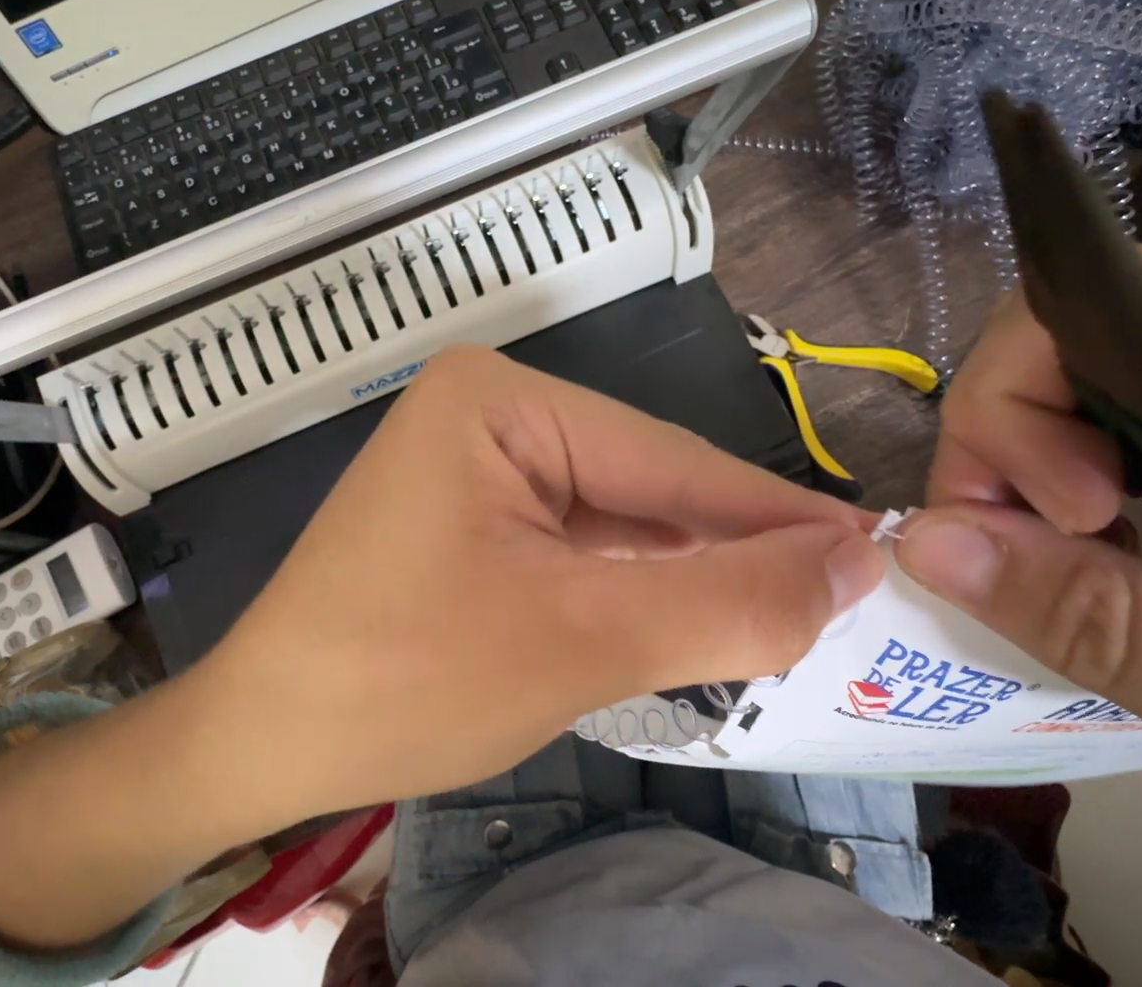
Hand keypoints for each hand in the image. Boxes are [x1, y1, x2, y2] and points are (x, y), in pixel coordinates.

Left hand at [188, 345, 882, 824]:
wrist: (264, 739)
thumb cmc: (409, 678)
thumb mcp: (586, 639)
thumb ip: (728, 600)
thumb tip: (855, 561)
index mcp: (501, 401)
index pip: (669, 459)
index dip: (775, 514)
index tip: (877, 551)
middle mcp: (485, 412)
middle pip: (641, 486)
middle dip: (728, 549)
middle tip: (841, 601)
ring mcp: (469, 466)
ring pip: (610, 521)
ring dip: (681, 573)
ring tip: (782, 614)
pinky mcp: (461, 518)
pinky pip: (567, 545)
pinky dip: (624, 587)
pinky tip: (682, 615)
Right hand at [897, 247, 1141, 872]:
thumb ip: (1131, 635)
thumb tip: (922, 542)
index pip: (1125, 308)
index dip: (1030, 396)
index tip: (1059, 528)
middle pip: (1094, 330)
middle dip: (1016, 442)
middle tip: (1024, 562)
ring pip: (1100, 367)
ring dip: (1042, 464)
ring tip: (1077, 566)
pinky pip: (1140, 404)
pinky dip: (1087, 474)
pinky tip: (1117, 545)